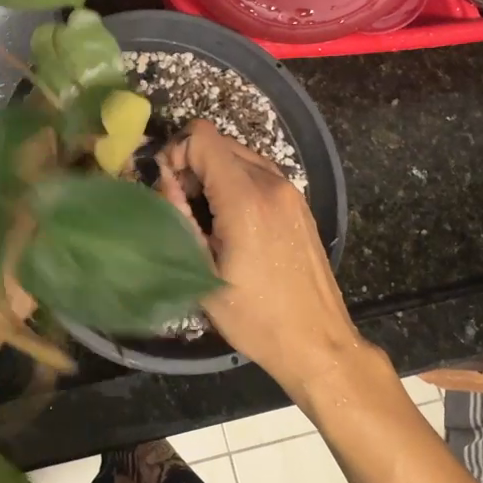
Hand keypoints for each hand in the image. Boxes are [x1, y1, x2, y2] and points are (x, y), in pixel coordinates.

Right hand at [159, 120, 382, 395]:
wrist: (318, 344)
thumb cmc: (255, 316)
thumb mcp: (203, 271)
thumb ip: (179, 216)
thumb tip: (163, 179)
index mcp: (245, 198)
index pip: (201, 137)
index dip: (176, 154)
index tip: (168, 188)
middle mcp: (271, 183)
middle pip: (218, 141)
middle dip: (191, 163)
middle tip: (181, 205)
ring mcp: (290, 191)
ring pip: (238, 154)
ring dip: (213, 172)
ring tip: (204, 215)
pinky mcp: (298, 203)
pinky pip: (257, 171)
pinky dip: (235, 181)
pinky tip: (230, 221)